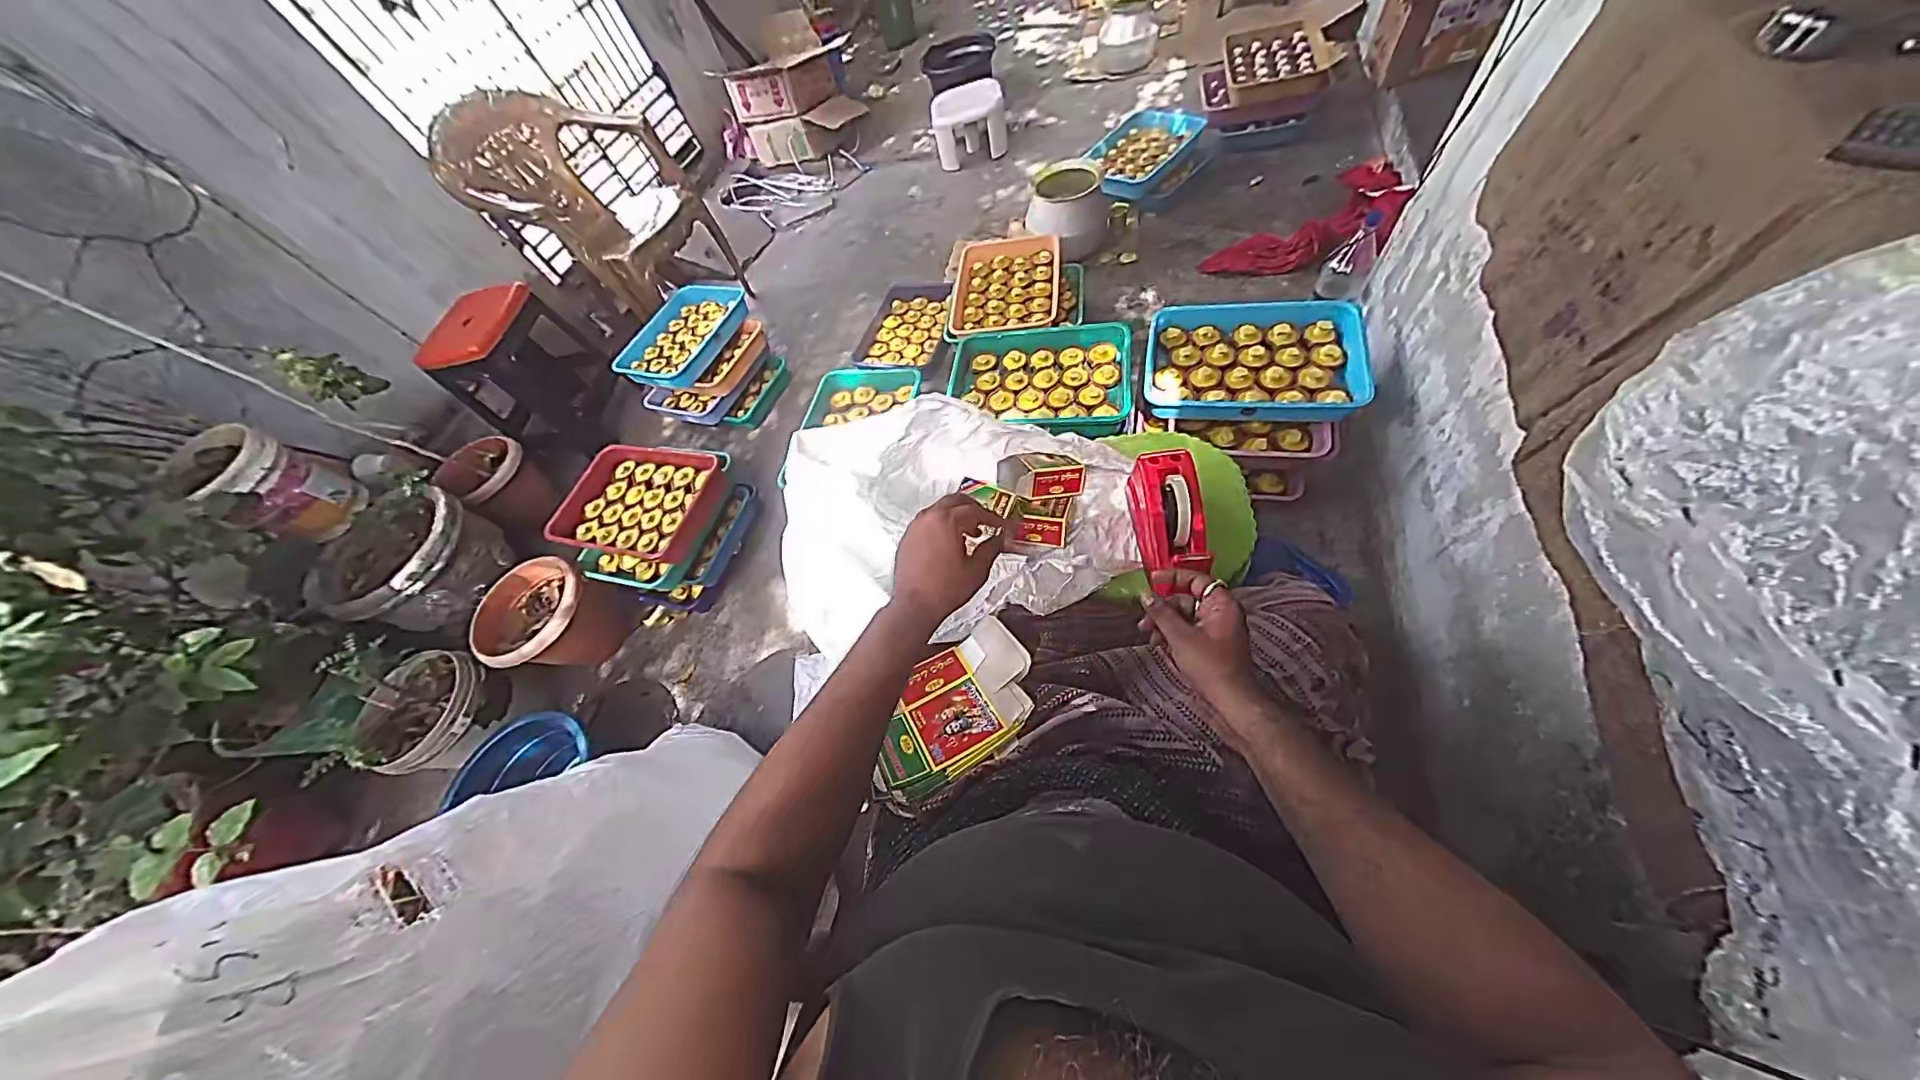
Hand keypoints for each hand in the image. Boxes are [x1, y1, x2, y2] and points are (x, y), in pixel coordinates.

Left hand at [888, 493, 1005, 627]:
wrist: (914, 606)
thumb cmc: (940, 591)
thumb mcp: (977, 570)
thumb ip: (991, 549)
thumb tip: (998, 540)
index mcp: (947, 521)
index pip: (976, 511)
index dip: (993, 518)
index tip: (1001, 525)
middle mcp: (928, 519)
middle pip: (956, 500)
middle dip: (975, 508)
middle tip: (987, 520)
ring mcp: (915, 527)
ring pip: (940, 509)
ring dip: (957, 515)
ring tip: (970, 531)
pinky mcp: (908, 537)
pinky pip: (928, 521)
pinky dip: (942, 524)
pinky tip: (951, 540)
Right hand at [1138, 568, 1262, 714]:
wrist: (1231, 699)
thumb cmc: (1209, 665)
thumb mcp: (1179, 636)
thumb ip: (1161, 613)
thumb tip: (1145, 595)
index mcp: (1221, 604)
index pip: (1195, 579)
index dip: (1172, 578)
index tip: (1152, 580)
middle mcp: (1221, 612)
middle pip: (1186, 600)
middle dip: (1163, 610)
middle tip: (1144, 623)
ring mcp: (1217, 629)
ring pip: (1185, 617)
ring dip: (1165, 625)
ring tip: (1151, 639)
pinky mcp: (1212, 644)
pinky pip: (1189, 631)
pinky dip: (1174, 636)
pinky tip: (1161, 647)